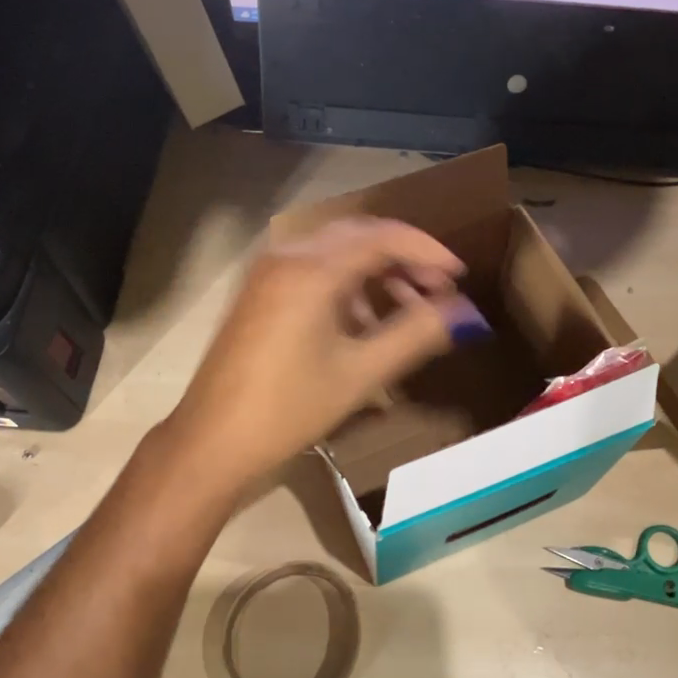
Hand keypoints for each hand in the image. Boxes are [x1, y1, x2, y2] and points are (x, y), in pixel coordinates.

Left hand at [157, 217, 484, 494]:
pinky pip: (313, 270)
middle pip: (359, 236)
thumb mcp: (361, 373)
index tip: (459, 276)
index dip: (428, 251)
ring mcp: (268, 272)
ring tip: (406, 312)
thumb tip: (464, 312)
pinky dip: (347, 285)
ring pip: (336, 253)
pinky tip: (362, 325)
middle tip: (438, 292)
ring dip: (375, 273)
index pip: (383, 236)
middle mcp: (288, 255)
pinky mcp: (259, 292)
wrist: (213, 441)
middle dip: (403, 259)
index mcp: (313, 268)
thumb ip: (417, 334)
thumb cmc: (290, 408)